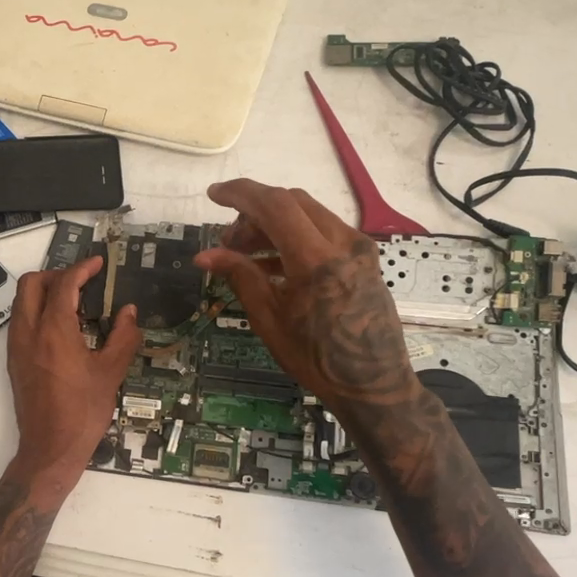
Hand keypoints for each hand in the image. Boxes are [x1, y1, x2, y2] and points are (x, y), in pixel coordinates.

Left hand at [5, 257, 139, 492]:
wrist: (50, 448)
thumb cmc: (83, 412)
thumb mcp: (111, 373)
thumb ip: (123, 337)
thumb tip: (128, 312)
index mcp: (53, 331)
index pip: (63, 284)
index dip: (82, 268)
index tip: (98, 263)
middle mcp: (28, 332)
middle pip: (32, 284)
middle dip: (56, 275)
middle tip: (82, 283)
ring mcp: (16, 347)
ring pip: (22, 302)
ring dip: (45, 294)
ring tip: (76, 307)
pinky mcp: (14, 361)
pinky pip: (21, 322)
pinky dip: (38, 313)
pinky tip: (64, 331)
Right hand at [193, 180, 419, 431]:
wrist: (372, 383)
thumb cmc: (315, 357)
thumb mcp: (268, 318)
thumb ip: (240, 276)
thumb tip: (204, 255)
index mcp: (315, 259)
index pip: (274, 204)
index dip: (240, 193)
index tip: (214, 195)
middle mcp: (342, 243)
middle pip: (291, 202)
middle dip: (253, 212)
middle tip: (227, 242)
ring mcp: (358, 248)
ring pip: (308, 214)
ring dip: (272, 224)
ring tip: (244, 255)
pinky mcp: (363, 258)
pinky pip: (322, 232)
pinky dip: (292, 237)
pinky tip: (270, 265)